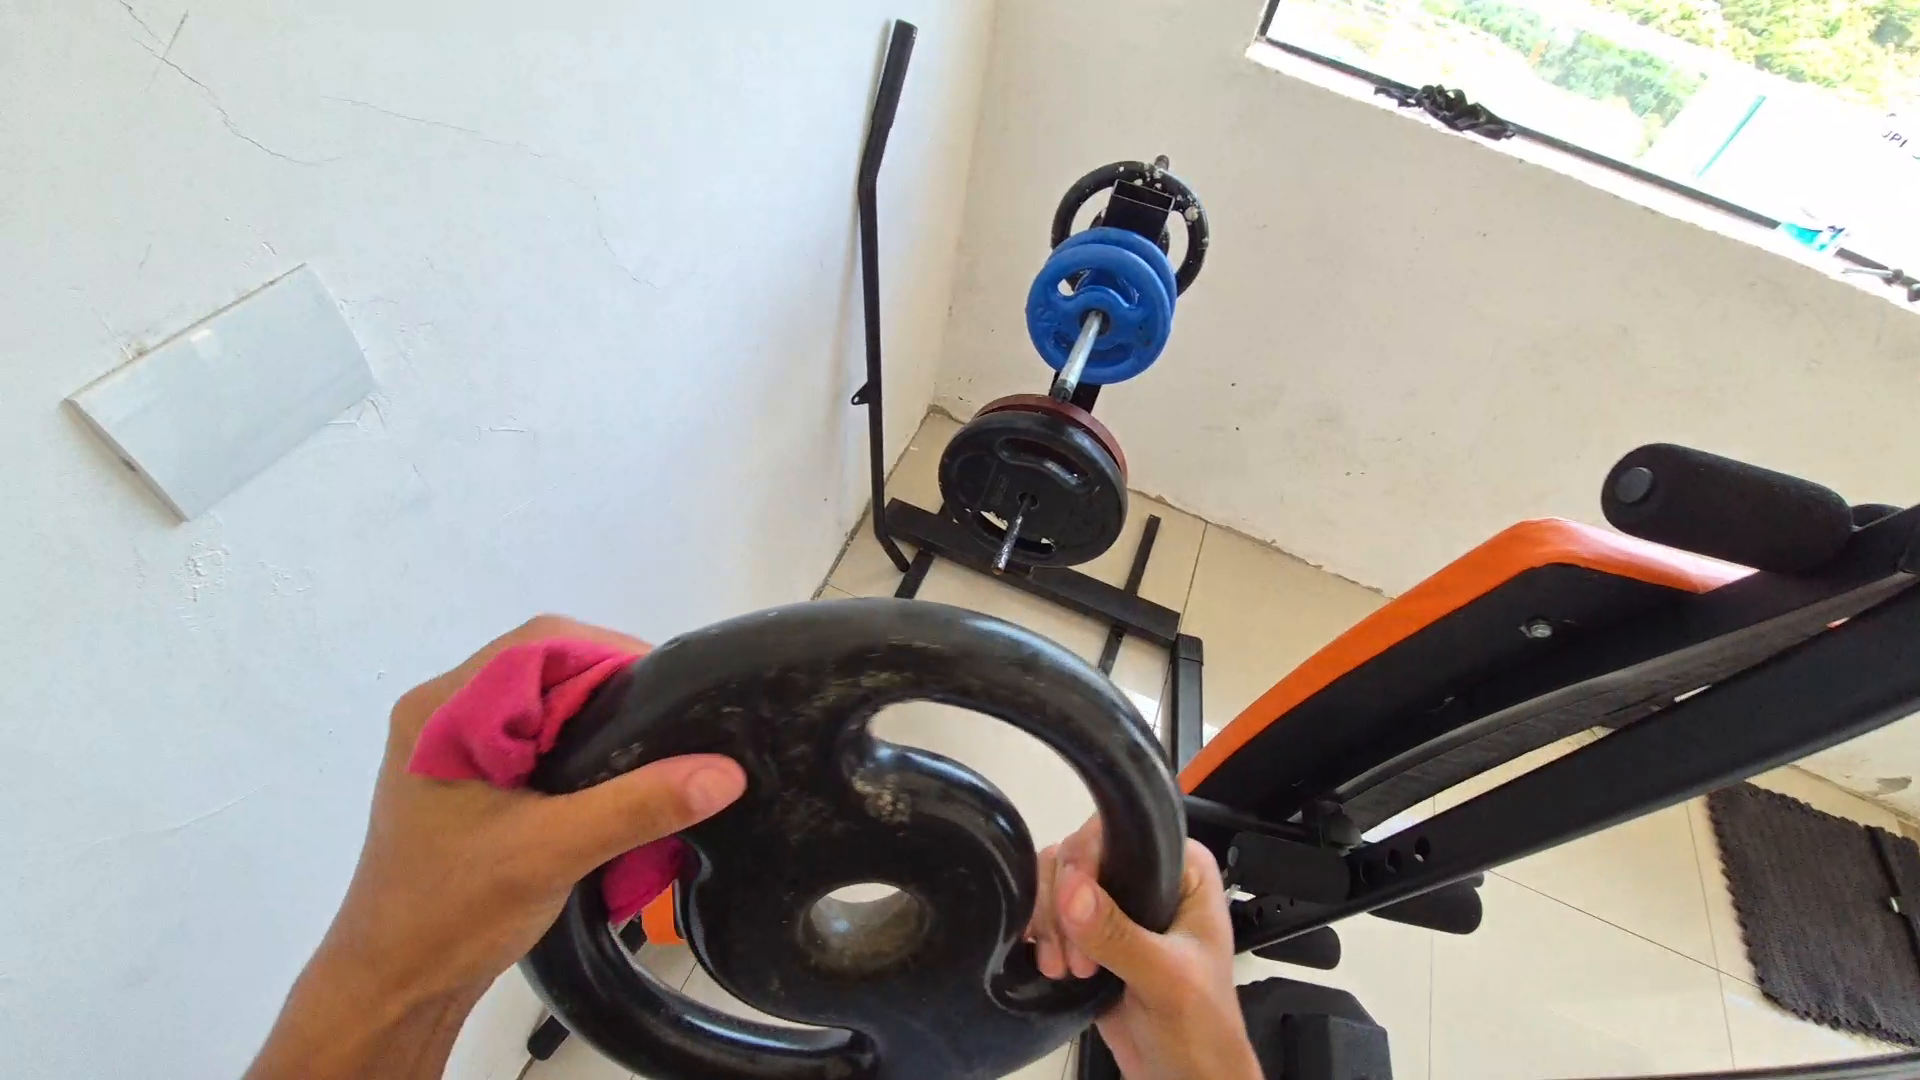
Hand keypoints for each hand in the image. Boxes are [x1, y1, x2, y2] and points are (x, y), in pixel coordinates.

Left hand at [246, 615, 747, 1079]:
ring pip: (550, 690)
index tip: (669, 687)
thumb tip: (729, 772)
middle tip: (671, 716)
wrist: (394, 990)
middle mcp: (446, 708)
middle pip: (549, 659)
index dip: (611, 652)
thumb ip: (640, 806)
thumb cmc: (453, 912)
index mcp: (445, 709)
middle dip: (614, 680)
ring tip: (653, 739)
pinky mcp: (475, 766)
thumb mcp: (553, 852)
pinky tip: (616, 764)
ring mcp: (458, 737)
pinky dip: (586, 731)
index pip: (542, 642)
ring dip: (603, 708)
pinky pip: (543, 722)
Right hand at [1029, 820, 1261, 1079]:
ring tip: (1065, 969)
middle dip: (1064, 903)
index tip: (1073, 905)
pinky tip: (1050, 965)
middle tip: (1075, 959)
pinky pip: (1048, 907)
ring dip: (1050, 922)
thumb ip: (1119, 935)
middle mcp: (1145, 872)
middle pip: (1078, 852)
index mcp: (1180, 866)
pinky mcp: (1089, 930)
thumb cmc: (1202, 1032)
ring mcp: (1115, 901)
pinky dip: (1041, 932)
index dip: (1087, 857)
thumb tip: (1070, 891)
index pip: (1119, 831)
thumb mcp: (1168, 981)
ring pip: (1056, 878)